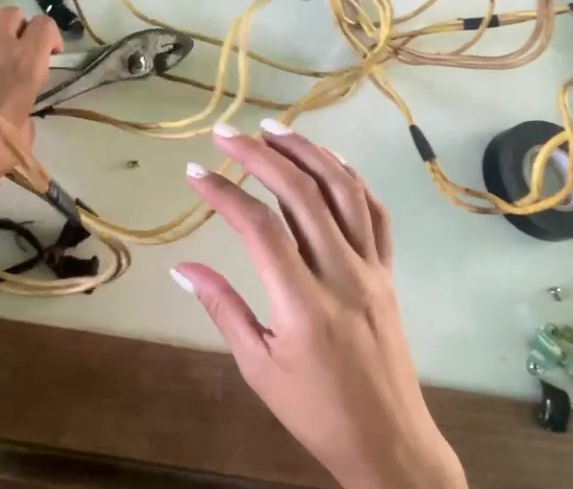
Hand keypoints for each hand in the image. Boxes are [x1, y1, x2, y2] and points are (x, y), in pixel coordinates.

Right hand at [173, 121, 465, 488]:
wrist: (391, 445)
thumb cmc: (316, 412)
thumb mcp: (259, 367)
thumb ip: (222, 308)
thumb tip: (181, 266)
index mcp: (304, 304)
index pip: (259, 228)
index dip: (224, 193)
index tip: (195, 173)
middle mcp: (342, 275)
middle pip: (301, 194)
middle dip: (260, 156)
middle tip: (226, 133)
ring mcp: (372, 270)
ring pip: (343, 192)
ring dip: (307, 152)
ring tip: (273, 128)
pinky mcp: (389, 272)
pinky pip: (376, 213)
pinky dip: (351, 178)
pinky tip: (328, 160)